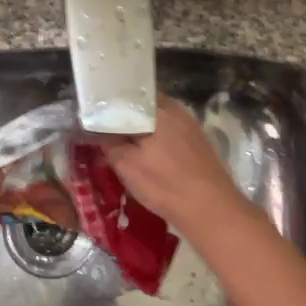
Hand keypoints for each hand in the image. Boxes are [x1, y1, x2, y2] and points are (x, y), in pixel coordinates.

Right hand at [101, 95, 246, 233]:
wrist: (211, 210)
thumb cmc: (164, 184)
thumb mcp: (126, 165)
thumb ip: (109, 144)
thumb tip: (99, 133)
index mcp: (157, 108)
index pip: (126, 95)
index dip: (108, 105)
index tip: (93, 117)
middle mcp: (176, 109)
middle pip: (143, 107)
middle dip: (125, 117)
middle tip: (105, 131)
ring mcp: (191, 125)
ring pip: (158, 120)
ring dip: (141, 129)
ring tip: (123, 143)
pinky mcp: (198, 141)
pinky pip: (170, 131)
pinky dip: (156, 138)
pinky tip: (147, 154)